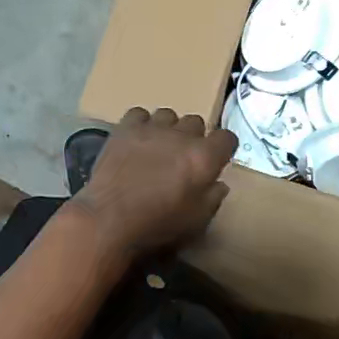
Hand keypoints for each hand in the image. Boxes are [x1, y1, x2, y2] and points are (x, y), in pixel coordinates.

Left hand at [66, 108, 237, 257]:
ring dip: (168, 128)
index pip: (227, 137)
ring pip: (169, 114)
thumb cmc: (158, 224)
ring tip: (159, 146)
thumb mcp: (196, 221)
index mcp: (204, 157)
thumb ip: (213, 198)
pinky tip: (137, 139)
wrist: (110, 218)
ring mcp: (152, 128)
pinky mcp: (126, 128)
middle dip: (194, 137)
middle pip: (196, 122)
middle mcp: (182, 135)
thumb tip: (219, 184)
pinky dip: (141, 124)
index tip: (217, 159)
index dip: (223, 148)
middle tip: (183, 157)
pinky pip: (139, 114)